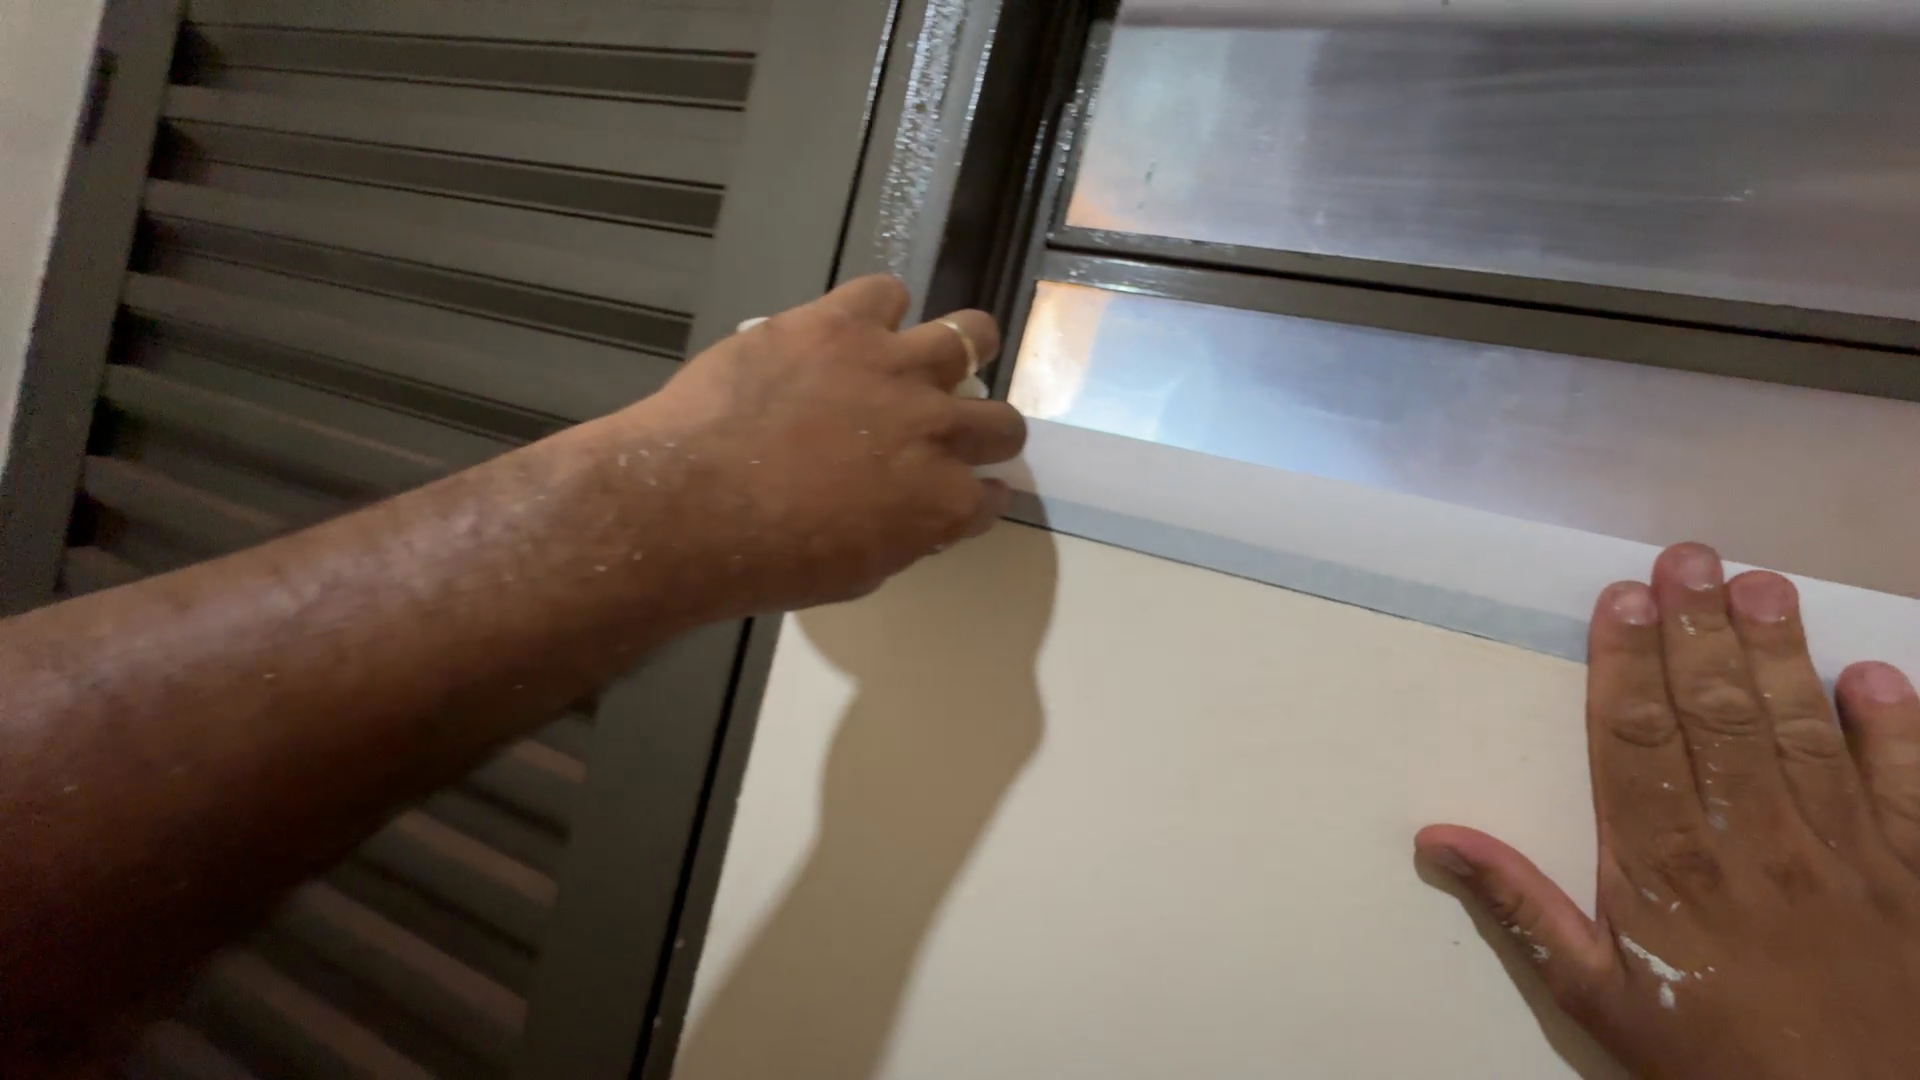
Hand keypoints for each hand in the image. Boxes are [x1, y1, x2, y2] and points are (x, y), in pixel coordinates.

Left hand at [616, 275, 1023, 615]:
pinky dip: (881, 310)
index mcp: (944, 503)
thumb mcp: (856, 573)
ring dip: (962, 349)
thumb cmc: (770, 560)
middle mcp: (938, 429)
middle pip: (1003, 422)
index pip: (993, 495)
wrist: (691, 506)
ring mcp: (894, 367)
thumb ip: (902, 534)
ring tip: (933, 358)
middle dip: (990, 434)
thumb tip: (911, 513)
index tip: (967, 492)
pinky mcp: (841, 323)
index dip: (982, 494)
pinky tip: (858, 329)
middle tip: (955, 431)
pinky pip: (886, 292)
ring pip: (971, 335)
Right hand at [1419, 543, 1919, 1078]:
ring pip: (1806, 739)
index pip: (1637, 740)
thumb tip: (1432, 836)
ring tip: (1764, 585)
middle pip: (1720, 719)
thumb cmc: (1711, 1054)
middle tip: (1690, 558)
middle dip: (1700, 633)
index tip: (1625, 598)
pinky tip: (1880, 676)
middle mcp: (1755, 846)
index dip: (1629, 663)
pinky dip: (1901, 736)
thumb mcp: (1592, 994)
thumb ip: (1517, 906)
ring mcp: (1850, 862)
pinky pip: (1912, 798)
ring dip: (1783, 657)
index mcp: (1666, 867)